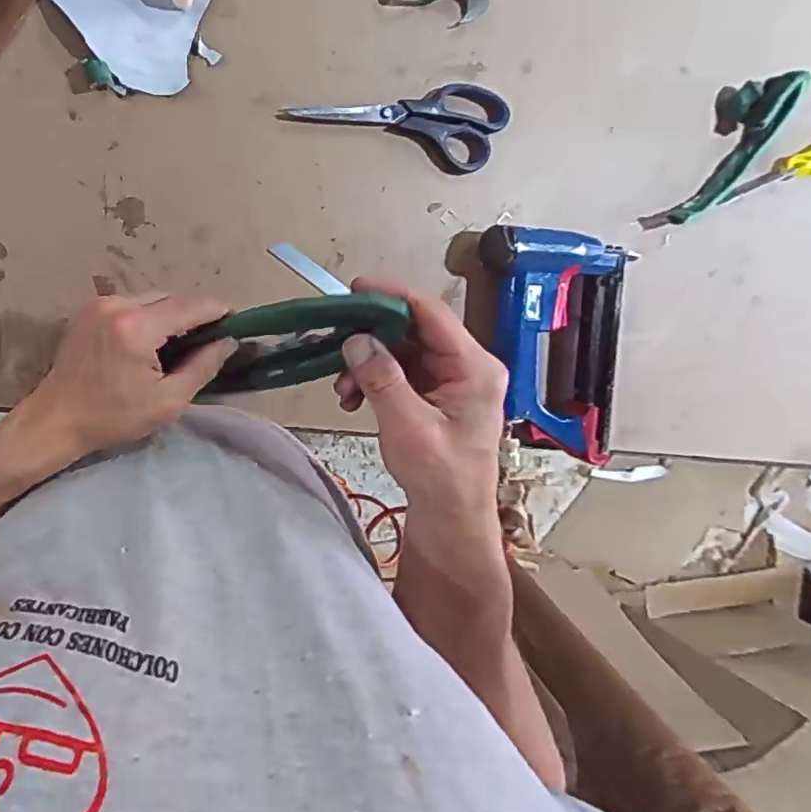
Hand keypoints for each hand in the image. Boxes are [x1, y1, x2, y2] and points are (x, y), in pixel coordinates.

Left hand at [14, 293, 236, 462]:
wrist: (55, 419)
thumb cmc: (112, 417)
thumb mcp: (168, 401)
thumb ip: (203, 366)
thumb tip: (227, 342)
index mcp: (137, 326)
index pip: (190, 306)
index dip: (218, 310)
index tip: (236, 321)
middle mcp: (118, 304)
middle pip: (171, 298)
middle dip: (193, 315)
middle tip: (208, 341)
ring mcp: (100, 304)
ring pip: (151, 299)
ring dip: (169, 316)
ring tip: (179, 345)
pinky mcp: (89, 309)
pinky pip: (131, 304)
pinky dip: (147, 317)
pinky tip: (150, 342)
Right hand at [334, 277, 507, 518]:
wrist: (451, 521)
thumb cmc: (441, 478)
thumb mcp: (408, 426)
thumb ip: (382, 378)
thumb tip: (355, 339)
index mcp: (474, 368)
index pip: (431, 313)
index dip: (392, 295)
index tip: (354, 290)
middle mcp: (465, 365)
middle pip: (412, 329)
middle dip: (371, 337)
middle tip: (336, 342)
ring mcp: (448, 379)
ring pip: (399, 349)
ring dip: (366, 362)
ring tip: (344, 388)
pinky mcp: (432, 393)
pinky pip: (396, 370)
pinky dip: (371, 378)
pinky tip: (353, 398)